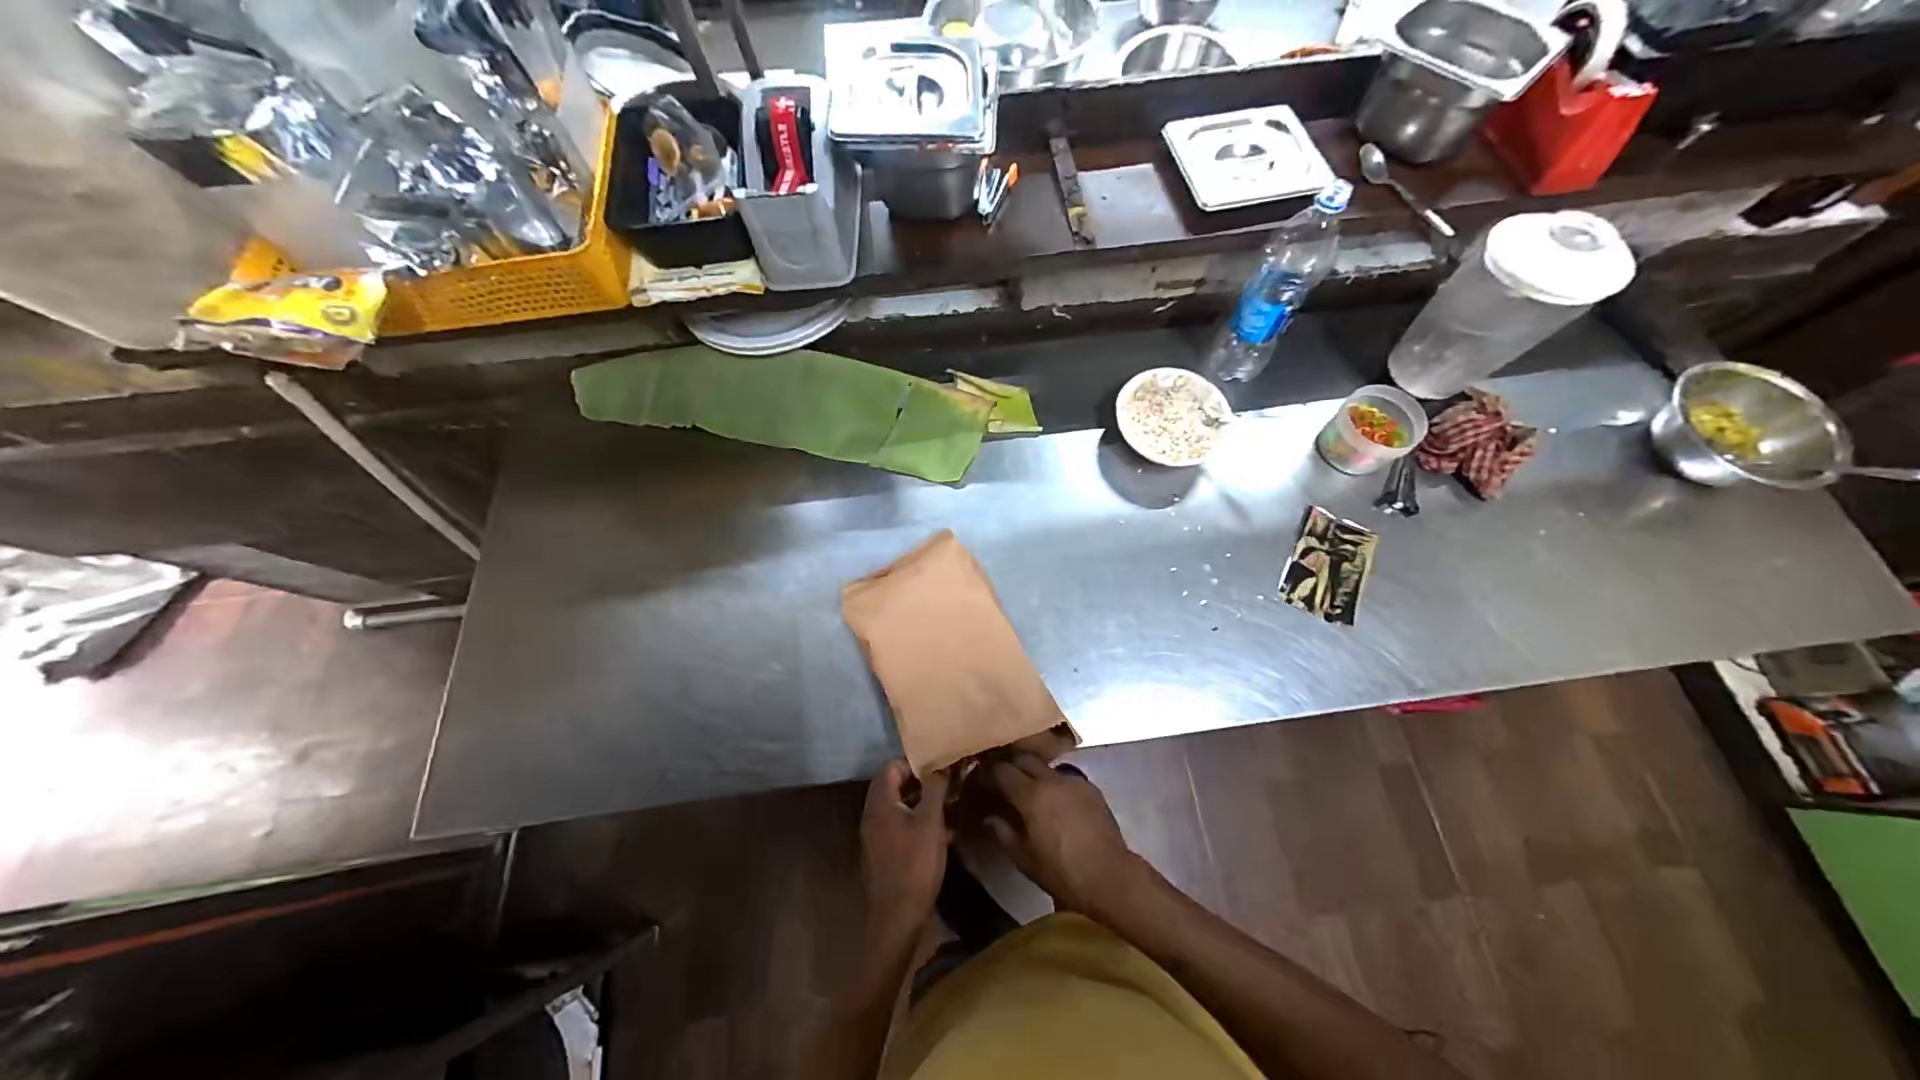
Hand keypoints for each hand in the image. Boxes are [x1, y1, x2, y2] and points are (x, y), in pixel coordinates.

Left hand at [860, 760, 950, 934]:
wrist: (897, 917)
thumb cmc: (915, 864)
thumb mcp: (931, 822)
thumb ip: (934, 789)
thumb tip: (938, 767)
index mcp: (879, 803)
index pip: (890, 766)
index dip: (914, 763)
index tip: (938, 768)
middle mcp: (871, 816)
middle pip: (893, 786)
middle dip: (920, 784)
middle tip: (945, 787)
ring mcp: (874, 837)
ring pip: (898, 808)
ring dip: (920, 805)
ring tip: (947, 811)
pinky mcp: (881, 855)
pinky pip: (897, 828)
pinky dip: (916, 824)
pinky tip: (938, 837)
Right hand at [983, 753, 1148, 916]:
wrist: (1109, 876)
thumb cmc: (1061, 872)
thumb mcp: (1024, 859)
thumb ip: (1004, 833)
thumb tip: (990, 817)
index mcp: (1031, 796)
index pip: (1002, 771)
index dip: (988, 774)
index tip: (981, 782)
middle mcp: (1051, 780)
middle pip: (1024, 758)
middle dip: (1010, 765)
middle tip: (1001, 780)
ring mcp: (1074, 781)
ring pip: (1047, 766)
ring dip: (1034, 772)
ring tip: (1029, 789)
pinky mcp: (1091, 788)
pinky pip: (1066, 777)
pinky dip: (1055, 783)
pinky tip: (1055, 801)